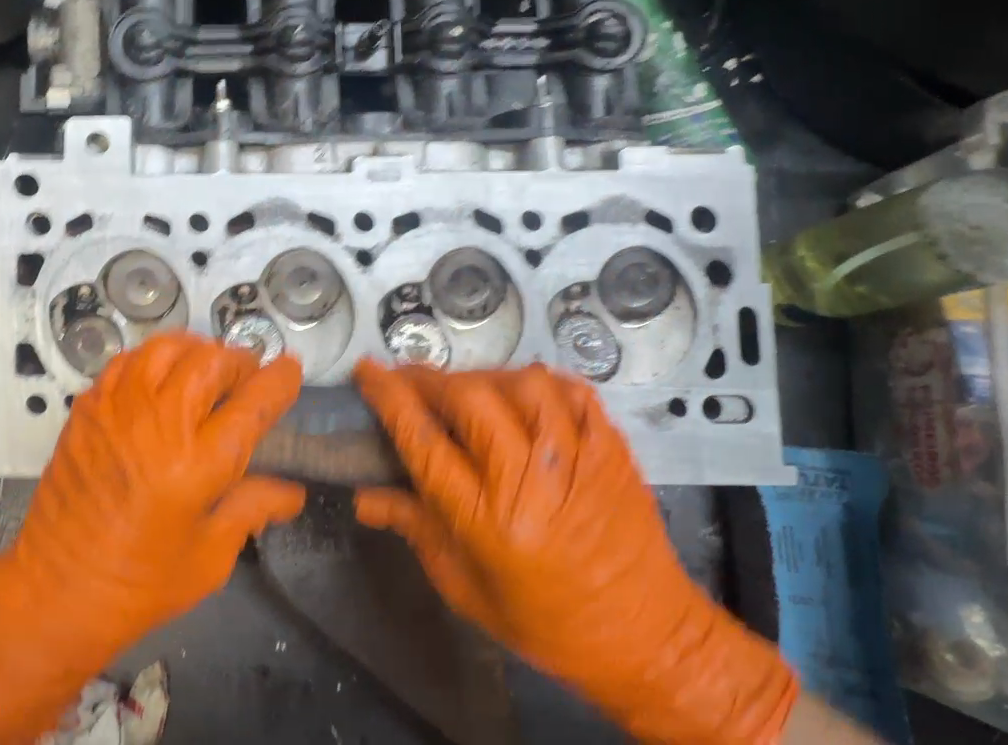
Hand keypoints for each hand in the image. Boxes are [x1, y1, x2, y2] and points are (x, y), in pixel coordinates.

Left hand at [0, 334, 304, 743]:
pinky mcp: (87, 409)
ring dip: (195, 350)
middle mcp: (159, 422)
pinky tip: (159, 378)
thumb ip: (252, 509)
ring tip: (205, 367)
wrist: (59, 588)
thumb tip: (292, 491)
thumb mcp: (211, 556)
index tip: (290, 370)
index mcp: (198, 463)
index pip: (253, 402)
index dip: (279, 381)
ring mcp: (118, 409)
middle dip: (239, 362)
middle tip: (247, 377)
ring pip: (165, 348)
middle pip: (210, 362)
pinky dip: (151, 360)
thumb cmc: (142, 582)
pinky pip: (125, 362)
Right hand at [354, 361, 800, 744]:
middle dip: (430, 379)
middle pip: (469, 399)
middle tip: (409, 378)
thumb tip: (362, 497)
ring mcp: (577, 458)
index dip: (389, 397)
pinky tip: (522, 391)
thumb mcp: (464, 586)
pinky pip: (573, 392)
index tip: (367, 371)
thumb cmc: (543, 620)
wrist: (645, 636)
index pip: (424, 440)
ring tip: (466, 387)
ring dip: (484, 376)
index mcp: (485, 518)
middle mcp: (529, 479)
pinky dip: (541, 381)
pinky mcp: (610, 451)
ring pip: (523, 384)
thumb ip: (414, 529)